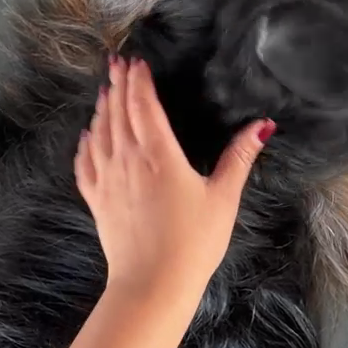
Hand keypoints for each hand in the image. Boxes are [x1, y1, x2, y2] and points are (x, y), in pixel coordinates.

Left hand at [74, 55, 271, 303]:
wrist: (152, 285)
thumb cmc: (193, 243)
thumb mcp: (223, 198)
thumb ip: (240, 158)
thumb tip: (262, 126)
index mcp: (160, 155)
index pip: (144, 106)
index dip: (139, 81)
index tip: (137, 62)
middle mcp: (128, 161)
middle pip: (118, 112)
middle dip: (118, 85)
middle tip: (117, 64)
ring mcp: (108, 181)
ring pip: (99, 133)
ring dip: (102, 108)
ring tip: (105, 90)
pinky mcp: (97, 201)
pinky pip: (85, 163)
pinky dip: (86, 144)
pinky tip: (87, 135)